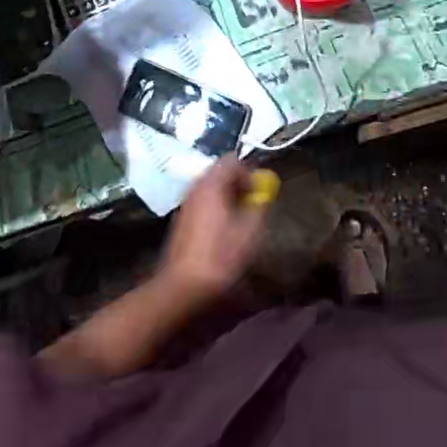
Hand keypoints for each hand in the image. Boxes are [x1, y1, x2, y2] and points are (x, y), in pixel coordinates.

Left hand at [157, 157, 267, 303]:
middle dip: (240, 186)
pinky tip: (222, 234)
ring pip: (212, 189)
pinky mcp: (181, 219)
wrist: (184, 286)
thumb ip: (259, 205)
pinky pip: (203, 203)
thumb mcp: (250, 231)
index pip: (232, 161)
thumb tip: (264, 192)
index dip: (250, 173)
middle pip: (221, 173)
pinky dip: (216, 209)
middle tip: (253, 208)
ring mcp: (185, 202)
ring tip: (240, 223)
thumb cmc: (220, 257)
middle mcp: (195, 187)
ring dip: (229, 199)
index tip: (260, 195)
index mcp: (211, 184)